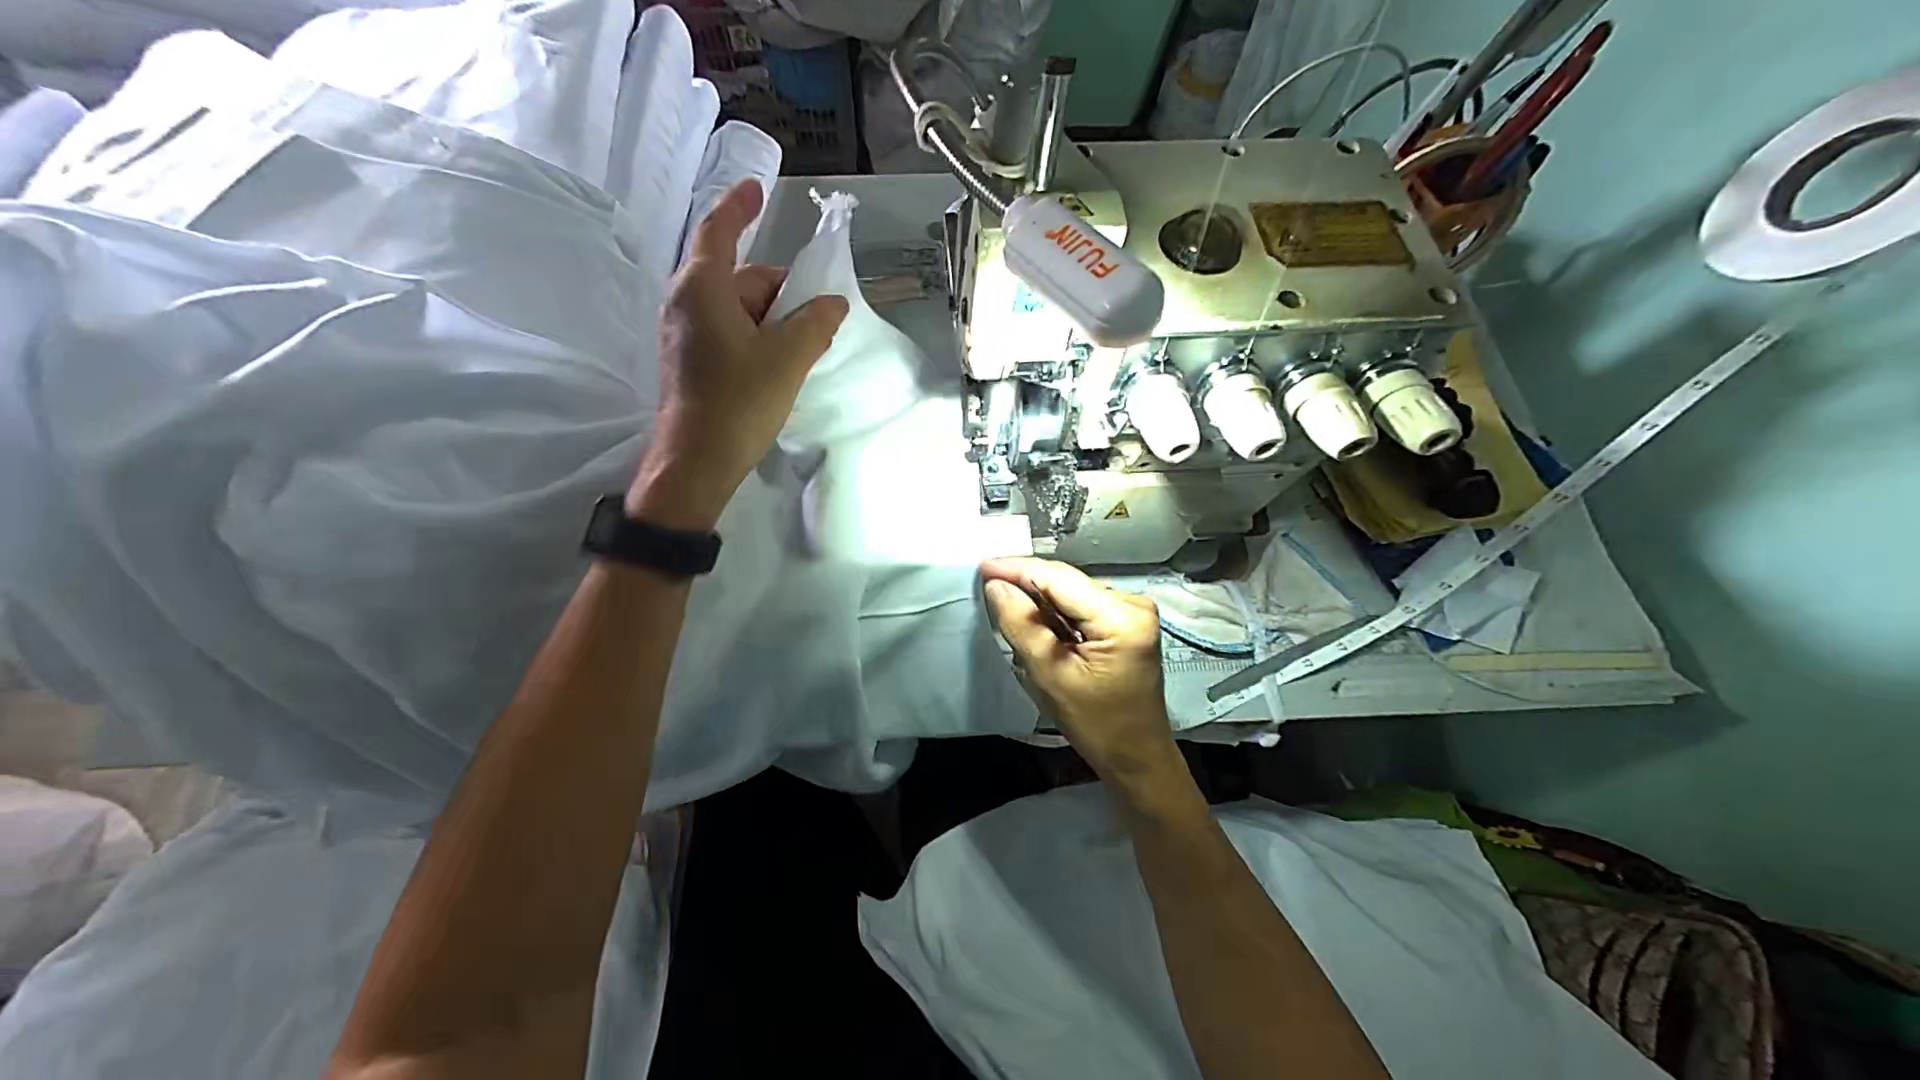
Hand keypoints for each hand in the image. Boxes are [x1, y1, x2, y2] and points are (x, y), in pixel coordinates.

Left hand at [628, 180, 849, 531]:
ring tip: (804, 349)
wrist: (696, 462)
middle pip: (742, 278)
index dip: (740, 207)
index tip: (759, 190)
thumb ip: (815, 323)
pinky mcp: (690, 360)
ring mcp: (685, 333)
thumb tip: (833, 304)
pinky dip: (758, 337)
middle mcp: (686, 303)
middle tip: (819, 318)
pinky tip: (780, 366)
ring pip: (739, 309)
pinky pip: (730, 332)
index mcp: (703, 289)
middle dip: (782, 292)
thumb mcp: (787, 359)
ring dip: (774, 320)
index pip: (720, 230)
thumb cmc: (738, 402)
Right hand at [981, 557, 1184, 791]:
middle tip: (985, 584)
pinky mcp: (1126, 623)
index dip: (1017, 570)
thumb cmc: (1098, 726)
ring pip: (1071, 592)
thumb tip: (997, 586)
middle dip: (1025, 582)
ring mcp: (1132, 612)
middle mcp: (1133, 603)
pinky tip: (1031, 617)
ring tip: (1002, 601)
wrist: (1137, 757)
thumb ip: (1022, 625)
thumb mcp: (1052, 677)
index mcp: (1122, 617)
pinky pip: (1080, 606)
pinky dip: (1054, 611)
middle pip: (1067, 582)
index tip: (982, 568)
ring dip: (1038, 598)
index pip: (1059, 579)